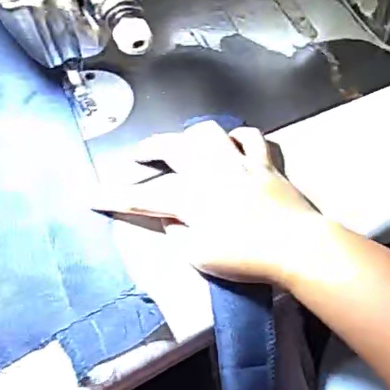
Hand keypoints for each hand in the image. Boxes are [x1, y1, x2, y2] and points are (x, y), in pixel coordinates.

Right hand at [92, 120, 326, 282]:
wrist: (296, 245)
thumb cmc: (247, 257)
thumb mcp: (199, 256)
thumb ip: (179, 234)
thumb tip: (173, 219)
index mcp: (190, 196)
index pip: (143, 196)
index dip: (114, 197)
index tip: (93, 196)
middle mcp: (212, 171)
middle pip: (172, 148)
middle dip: (149, 150)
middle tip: (138, 157)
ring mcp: (241, 163)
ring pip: (210, 132)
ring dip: (192, 136)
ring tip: (186, 146)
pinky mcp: (266, 163)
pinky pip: (250, 138)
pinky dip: (237, 137)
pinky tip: (233, 144)